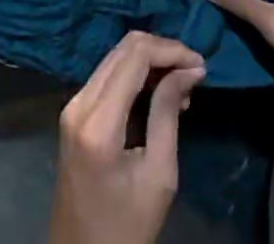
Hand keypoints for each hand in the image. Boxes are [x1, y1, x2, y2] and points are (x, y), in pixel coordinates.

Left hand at [50, 32, 205, 243]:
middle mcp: (79, 105)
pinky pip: (109, 74)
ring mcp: (72, 108)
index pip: (137, 55)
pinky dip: (138, 73)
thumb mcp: (159, 173)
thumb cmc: (126, 226)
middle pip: (125, 47)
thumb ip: (168, 112)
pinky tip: (159, 94)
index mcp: (98, 123)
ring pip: (117, 56)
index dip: (172, 50)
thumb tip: (190, 68)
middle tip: (193, 73)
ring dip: (152, 60)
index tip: (201, 66)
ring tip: (181, 87)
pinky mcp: (74, 114)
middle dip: (164, 51)